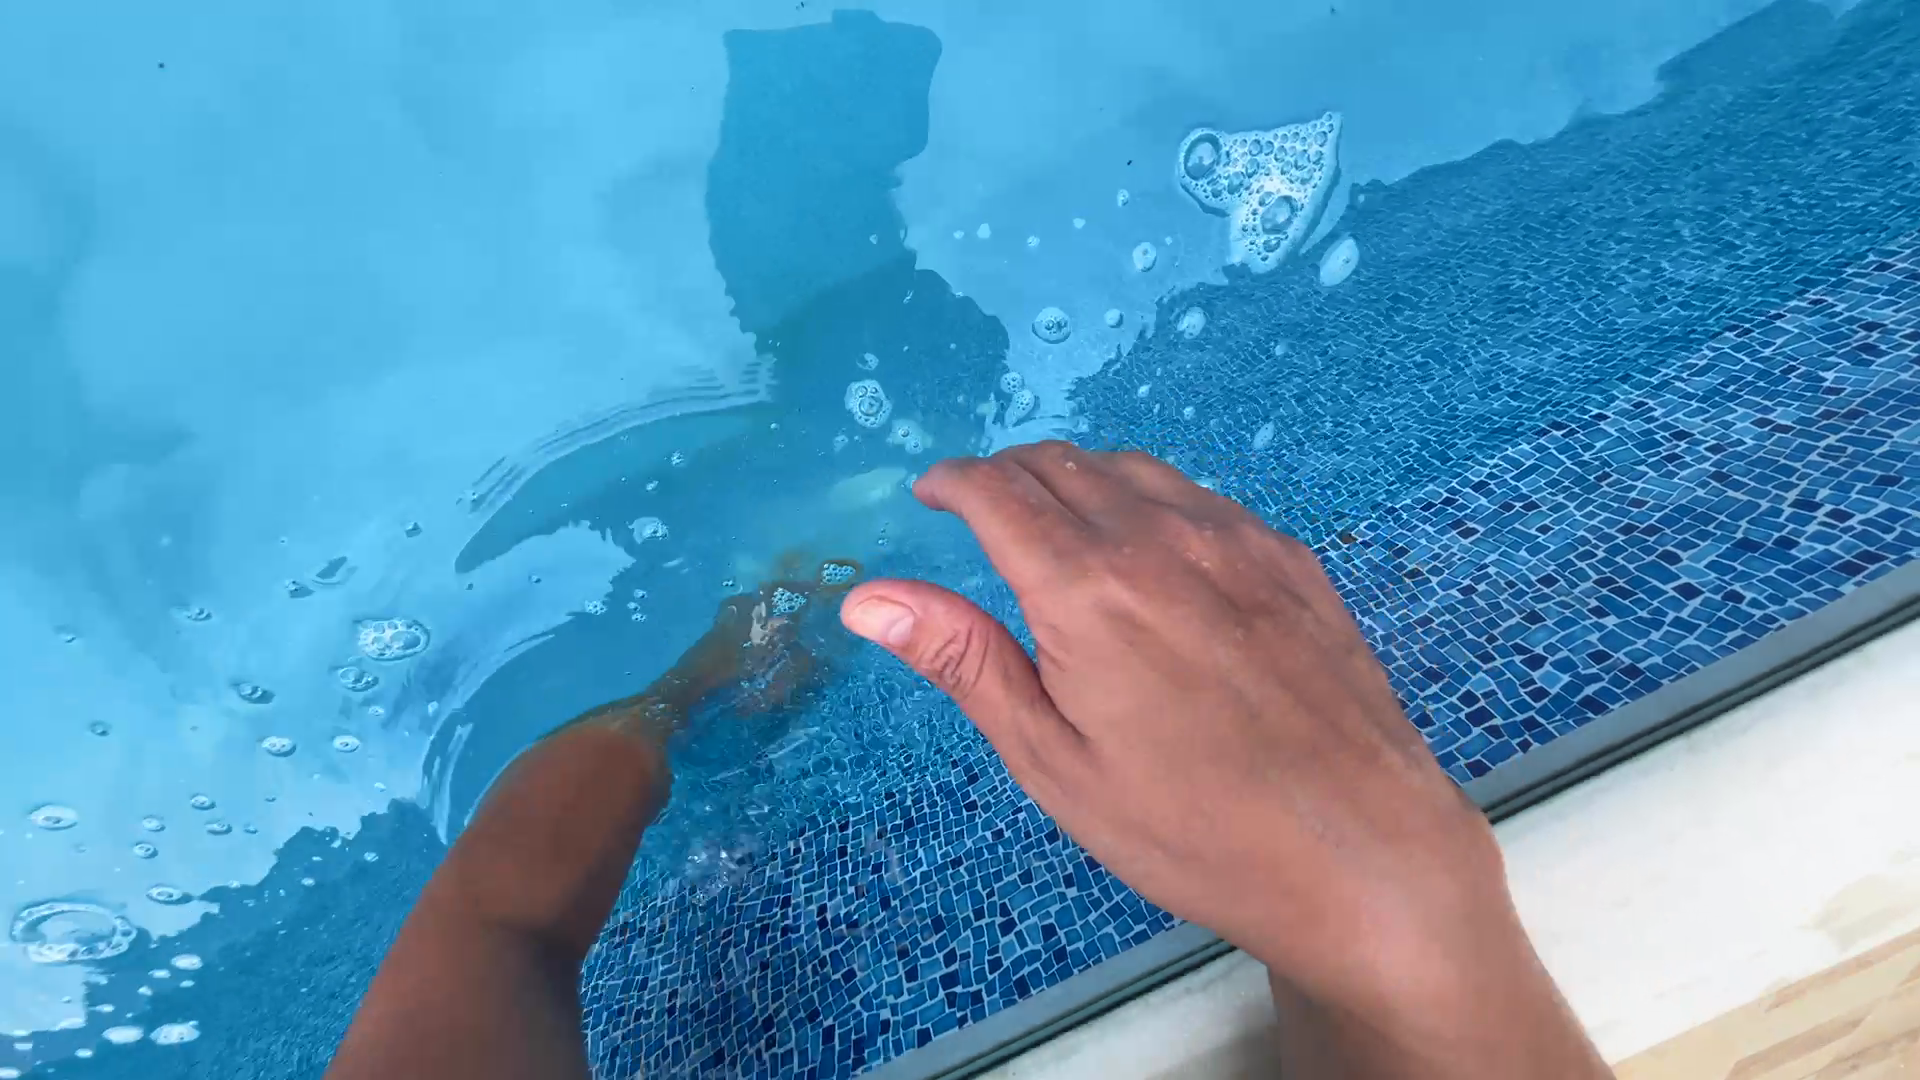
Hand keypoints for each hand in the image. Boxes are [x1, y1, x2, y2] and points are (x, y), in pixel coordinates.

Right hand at [840, 442, 1605, 1074]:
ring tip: (1053, 523)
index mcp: (1086, 586)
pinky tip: (1146, 546)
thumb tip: (866, 598)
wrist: (1364, 856)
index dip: (952, 483)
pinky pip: (1192, 493)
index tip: (932, 495)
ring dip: (1071, 478)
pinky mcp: (1284, 554)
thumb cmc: (1186, 824)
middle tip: (981, 515)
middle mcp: (1158, 536)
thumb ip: (961, 658)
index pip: (997, 492)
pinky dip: (1140, 497)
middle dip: (1003, 476)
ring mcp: (1233, 536)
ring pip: (1126, 468)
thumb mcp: (1050, 757)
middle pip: (1057, 464)